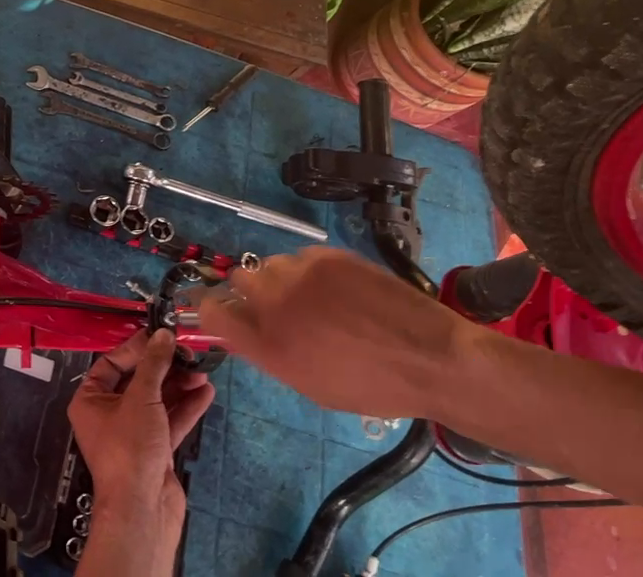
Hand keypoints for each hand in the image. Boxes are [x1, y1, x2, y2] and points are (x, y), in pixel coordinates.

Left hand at [68, 328, 213, 576]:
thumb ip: (154, 364)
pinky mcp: (155, 449)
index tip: (160, 335)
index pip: (110, 363)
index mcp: (90, 399)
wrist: (143, 509)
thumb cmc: (130, 446)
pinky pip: (170, 420)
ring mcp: (133, 433)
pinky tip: (206, 391)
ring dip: (179, 385)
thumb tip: (164, 334)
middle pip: (137, 381)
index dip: (135, 348)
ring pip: (157, 400)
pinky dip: (186, 406)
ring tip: (202, 370)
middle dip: (163, 367)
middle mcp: (109, 413)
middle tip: (188, 352)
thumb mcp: (141, 398)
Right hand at [196, 246, 472, 420]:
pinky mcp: (328, 256)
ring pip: (272, 265)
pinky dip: (310, 271)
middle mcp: (276, 304)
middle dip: (250, 292)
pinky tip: (336, 289)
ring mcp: (302, 275)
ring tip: (312, 298)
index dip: (207, 307)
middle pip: (238, 280)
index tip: (213, 308)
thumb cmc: (374, 386)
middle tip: (276, 307)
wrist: (434, 359)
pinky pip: (303, 257)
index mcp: (269, 345)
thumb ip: (269, 353)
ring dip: (281, 279)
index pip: (212, 311)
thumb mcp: (311, 385)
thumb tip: (243, 331)